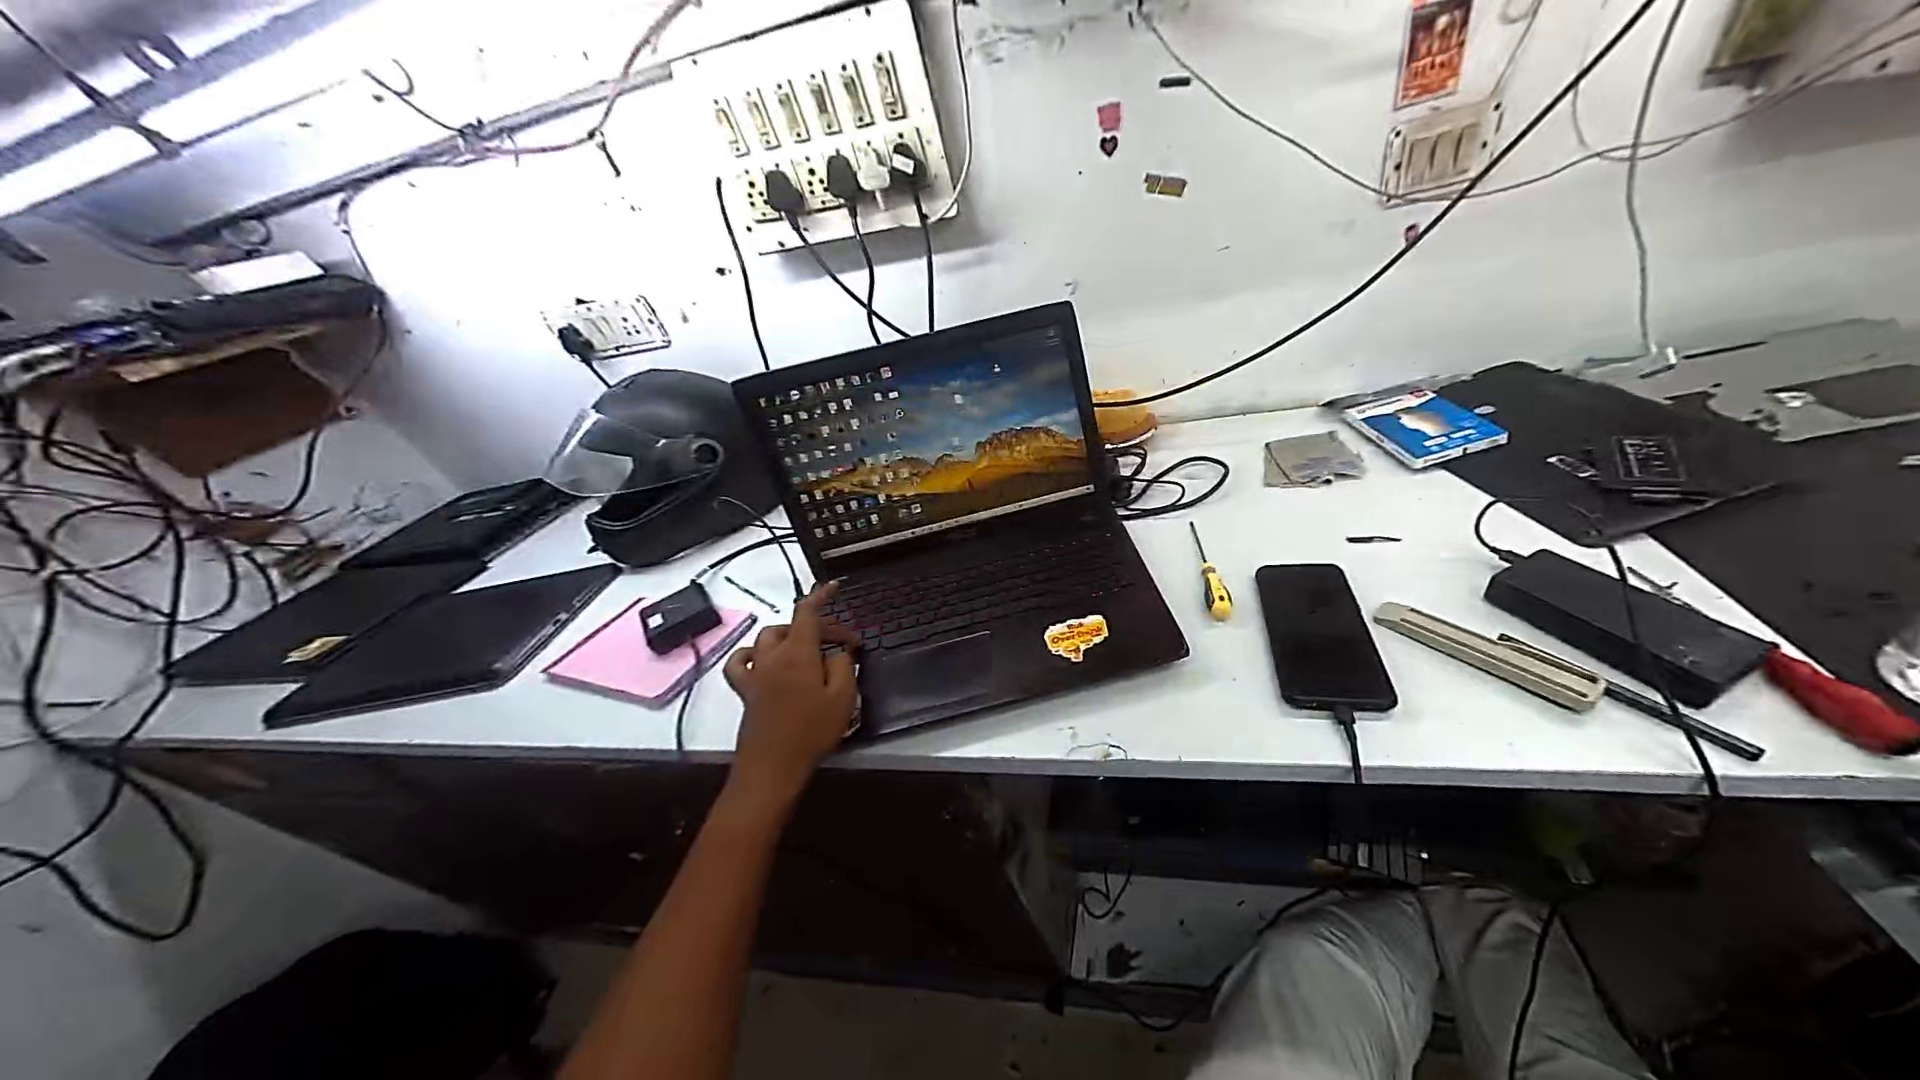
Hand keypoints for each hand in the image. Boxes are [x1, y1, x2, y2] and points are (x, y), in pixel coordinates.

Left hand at [722, 581, 859, 806]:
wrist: (772, 767)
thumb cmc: (811, 732)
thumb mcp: (843, 698)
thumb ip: (843, 666)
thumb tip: (839, 652)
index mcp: (798, 653)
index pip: (808, 612)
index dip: (821, 595)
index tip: (833, 586)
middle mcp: (772, 656)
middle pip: (793, 625)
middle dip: (818, 627)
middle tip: (842, 645)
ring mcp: (755, 672)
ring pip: (768, 637)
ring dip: (789, 636)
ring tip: (809, 650)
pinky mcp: (745, 690)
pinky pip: (741, 661)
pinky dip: (753, 654)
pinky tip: (764, 660)